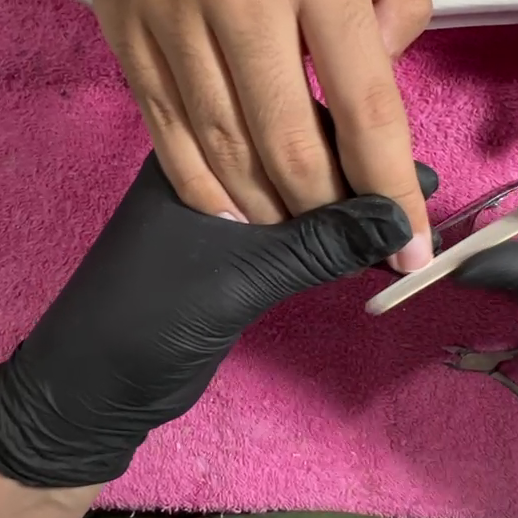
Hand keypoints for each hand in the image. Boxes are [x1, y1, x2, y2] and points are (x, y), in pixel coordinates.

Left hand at [0, 155, 435, 487]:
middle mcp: (209, 173)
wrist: (93, 390)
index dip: (353, 145)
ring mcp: (219, 215)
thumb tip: (398, 220)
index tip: (411, 167)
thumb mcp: (238, 279)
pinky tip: (363, 245)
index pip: (286, 127)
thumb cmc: (148, 321)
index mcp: (196, 154)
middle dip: (361, 178)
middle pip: (298, 160)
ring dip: (348, 212)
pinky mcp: (228, 256)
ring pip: (297, 200)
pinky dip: (326, 240)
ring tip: (406, 220)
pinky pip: (288, 236)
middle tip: (424, 193)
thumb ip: (316, 246)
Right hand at [79, 0, 433, 269]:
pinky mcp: (125, 32)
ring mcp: (170, 19)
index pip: (365, 103)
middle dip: (323, 206)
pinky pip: (165, 131)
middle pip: (288, 143)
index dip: (390, 189)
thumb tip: (382, 75)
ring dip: (266, 205)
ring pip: (223, 148)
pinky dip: (202, 184)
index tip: (408, 247)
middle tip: (344, 232)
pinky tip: (232, 209)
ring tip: (294, 228)